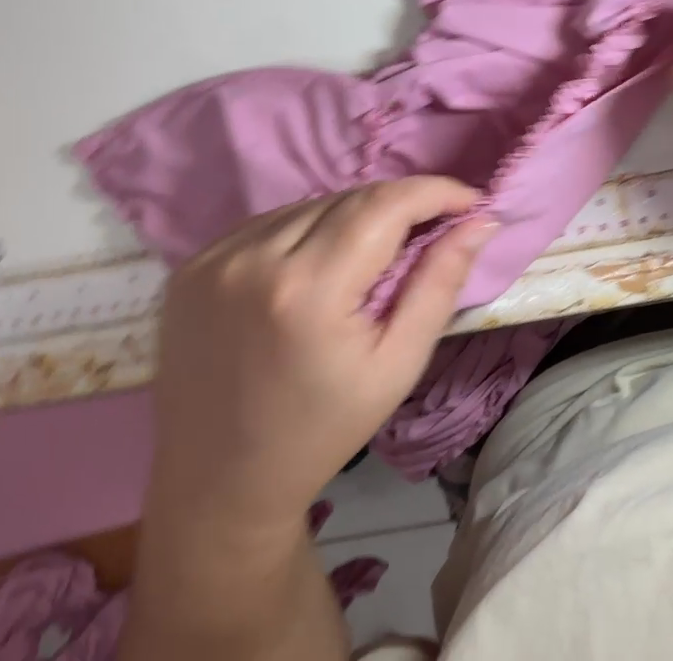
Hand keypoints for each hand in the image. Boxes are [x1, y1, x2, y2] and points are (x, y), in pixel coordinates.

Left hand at [144, 178, 493, 535]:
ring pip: (311, 205)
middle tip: (437, 229)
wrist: (219, 480)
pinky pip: (271, 222)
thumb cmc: (324, 429)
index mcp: (309, 291)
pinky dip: (312, 229)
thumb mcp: (400, 364)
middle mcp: (254, 260)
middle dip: (403, 204)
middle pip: (350, 198)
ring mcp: (214, 259)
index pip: (384, 205)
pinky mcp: (192, 266)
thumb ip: (440, 285)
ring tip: (381, 252)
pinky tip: (325, 263)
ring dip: (357, 216)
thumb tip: (480, 223)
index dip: (435, 192)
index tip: (472, 202)